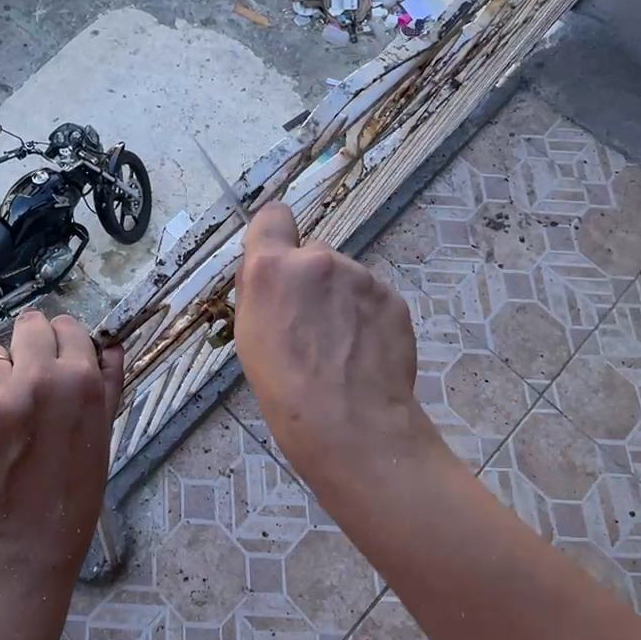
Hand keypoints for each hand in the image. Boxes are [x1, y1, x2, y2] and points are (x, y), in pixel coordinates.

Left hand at [0, 310, 122, 573]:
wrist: (24, 544)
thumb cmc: (73, 491)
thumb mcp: (103, 433)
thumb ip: (107, 383)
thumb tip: (110, 343)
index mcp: (80, 380)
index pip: (65, 326)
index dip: (61, 343)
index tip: (56, 362)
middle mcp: (36, 379)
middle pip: (27, 326)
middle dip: (28, 347)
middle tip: (29, 381)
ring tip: (8, 419)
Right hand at [233, 203, 434, 479]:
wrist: (350, 424)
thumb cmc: (283, 387)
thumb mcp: (248, 333)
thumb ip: (260, 290)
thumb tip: (269, 272)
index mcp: (272, 267)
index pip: (273, 216)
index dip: (273, 235)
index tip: (275, 261)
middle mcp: (317, 259)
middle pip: (310, 254)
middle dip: (309, 279)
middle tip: (308, 325)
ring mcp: (361, 276)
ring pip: (343, 278)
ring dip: (338, 300)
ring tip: (339, 347)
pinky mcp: (392, 298)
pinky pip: (371, 298)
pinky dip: (366, 318)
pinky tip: (363, 353)